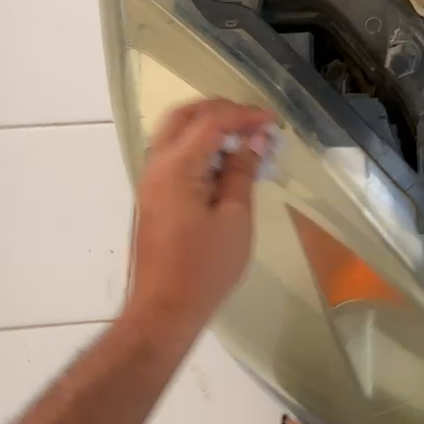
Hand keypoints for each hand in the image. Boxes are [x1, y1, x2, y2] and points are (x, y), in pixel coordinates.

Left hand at [123, 99, 274, 335]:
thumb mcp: (235, 217)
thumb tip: (254, 139)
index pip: (212, 121)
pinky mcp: (153, 196)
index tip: (272, 122)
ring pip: (175, 132)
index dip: (245, 115)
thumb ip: (243, 171)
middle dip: (221, 110)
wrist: (163, 313)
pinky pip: (174, 153)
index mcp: (177, 167)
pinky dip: (199, 145)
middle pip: (185, 116)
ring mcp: (151, 181)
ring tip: (243, 138)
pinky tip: (225, 162)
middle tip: (253, 121)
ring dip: (209, 126)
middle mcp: (157, 166)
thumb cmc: (204, 267)